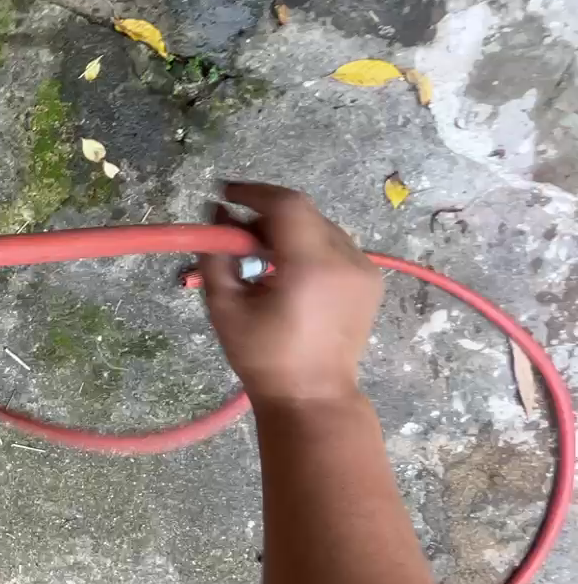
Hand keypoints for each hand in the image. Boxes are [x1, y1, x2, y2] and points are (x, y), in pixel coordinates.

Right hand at [200, 183, 383, 406]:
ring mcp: (364, 268)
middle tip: (230, 232)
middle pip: (303, 213)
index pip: (286, 205)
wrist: (312, 391)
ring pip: (319, 228)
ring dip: (283, 230)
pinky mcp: (369, 279)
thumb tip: (214, 219)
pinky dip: (302, 245)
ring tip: (252, 254)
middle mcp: (347, 258)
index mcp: (311, 265)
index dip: (252, 193)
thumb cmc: (260, 353)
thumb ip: (216, 258)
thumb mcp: (224, 306)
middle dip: (263, 214)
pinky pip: (332, 246)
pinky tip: (280, 270)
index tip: (222, 193)